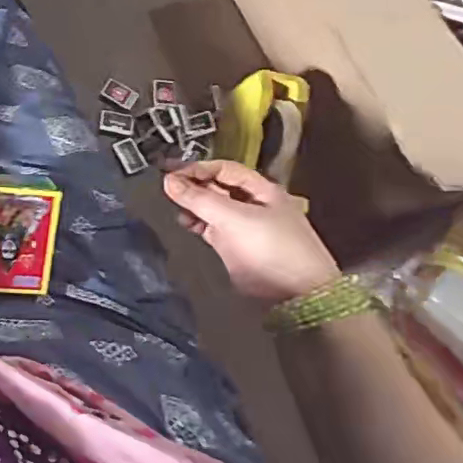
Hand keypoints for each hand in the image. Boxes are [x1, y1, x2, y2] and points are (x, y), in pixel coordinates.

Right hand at [163, 160, 339, 304]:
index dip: (196, 168)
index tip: (169, 172)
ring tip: (174, 207)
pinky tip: (185, 223)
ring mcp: (244, 226)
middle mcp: (253, 204)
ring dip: (193, 205)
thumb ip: (199, 199)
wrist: (296, 294)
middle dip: (192, 185)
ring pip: (213, 208)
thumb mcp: (232, 218)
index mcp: (260, 190)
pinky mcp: (235, 246)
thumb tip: (169, 181)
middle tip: (166, 188)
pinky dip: (197, 223)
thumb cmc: (271, 249)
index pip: (223, 169)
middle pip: (217, 187)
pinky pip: (212, 227)